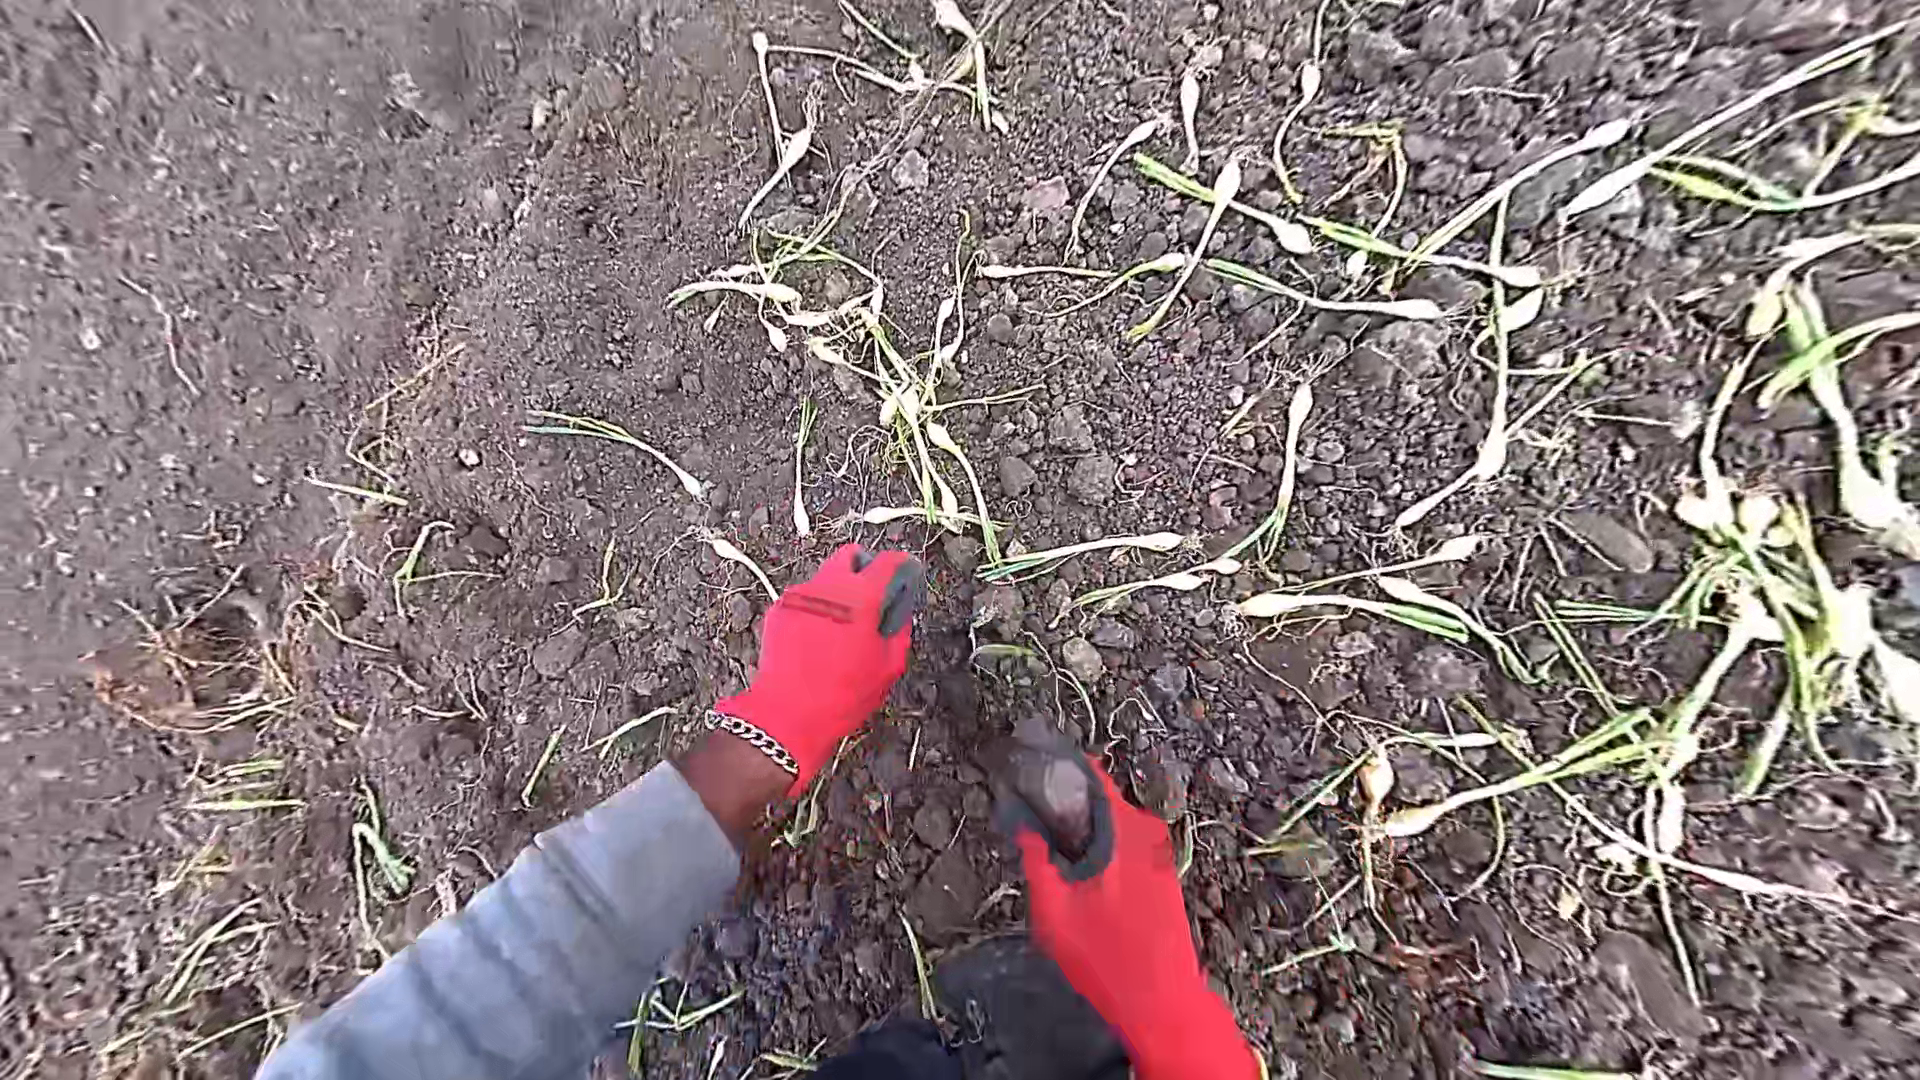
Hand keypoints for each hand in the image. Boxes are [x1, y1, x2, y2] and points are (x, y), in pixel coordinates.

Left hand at [715, 544, 922, 795]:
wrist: (787, 713)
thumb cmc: (842, 694)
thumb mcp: (888, 667)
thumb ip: (898, 632)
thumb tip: (898, 616)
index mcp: (862, 597)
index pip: (888, 562)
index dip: (901, 563)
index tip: (905, 570)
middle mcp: (830, 586)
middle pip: (850, 555)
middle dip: (864, 566)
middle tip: (872, 592)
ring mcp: (801, 595)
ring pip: (825, 576)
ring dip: (838, 590)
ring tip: (843, 625)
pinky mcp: (779, 609)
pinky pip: (805, 597)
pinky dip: (817, 607)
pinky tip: (819, 637)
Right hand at [1012, 758, 1257, 1079]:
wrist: (1166, 1007)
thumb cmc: (1106, 959)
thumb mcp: (1054, 914)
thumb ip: (1036, 861)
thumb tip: (1022, 823)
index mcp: (1121, 831)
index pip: (1093, 774)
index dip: (1062, 762)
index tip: (1035, 759)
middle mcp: (1145, 832)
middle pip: (1100, 797)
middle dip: (1068, 798)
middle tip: (1036, 810)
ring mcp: (1158, 851)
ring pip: (1113, 819)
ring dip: (1086, 823)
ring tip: (1055, 841)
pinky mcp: (1164, 870)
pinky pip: (1127, 838)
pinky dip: (1104, 840)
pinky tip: (1084, 866)